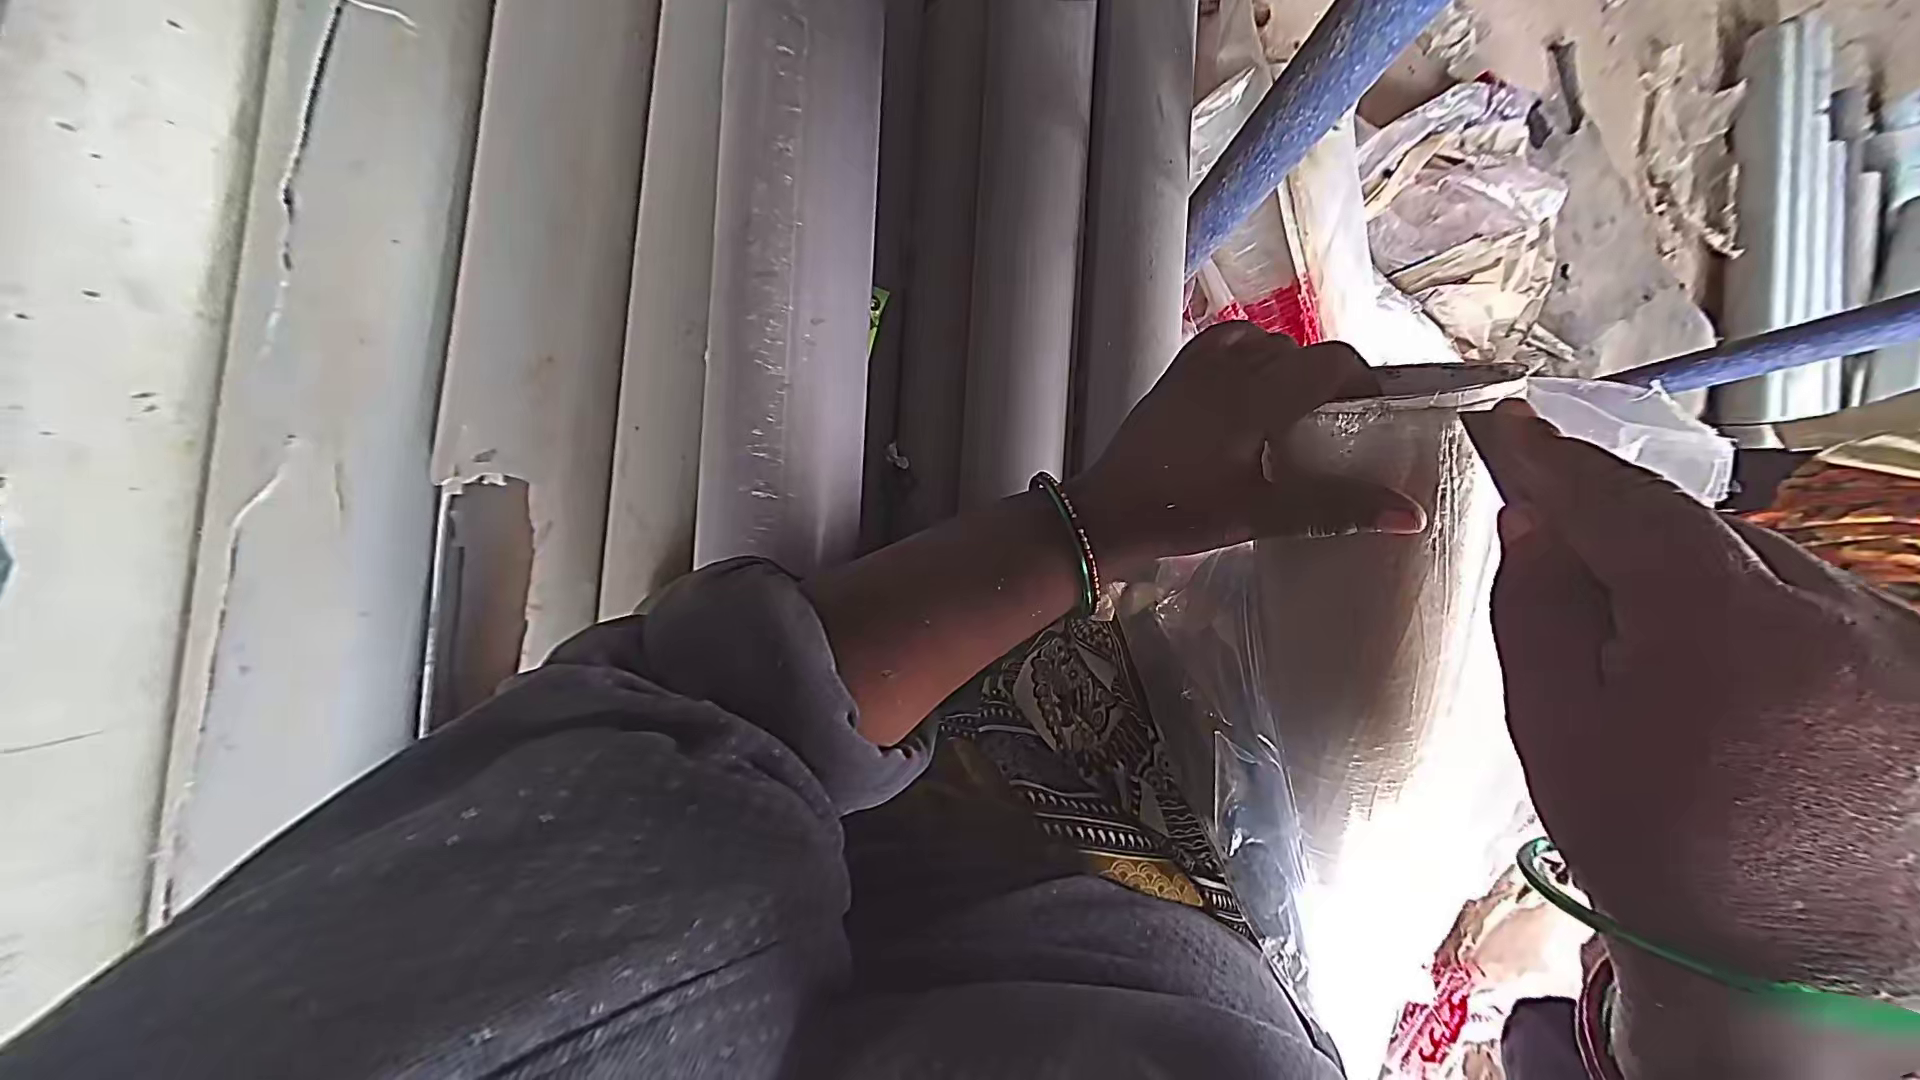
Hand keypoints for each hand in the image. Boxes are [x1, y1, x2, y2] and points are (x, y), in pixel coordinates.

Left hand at [1068, 323, 1427, 579]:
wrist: (1105, 514)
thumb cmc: (1177, 515)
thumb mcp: (1258, 515)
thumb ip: (1333, 508)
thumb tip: (1410, 513)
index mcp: (1251, 396)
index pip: (1331, 363)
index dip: (1363, 383)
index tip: (1371, 416)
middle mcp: (1223, 369)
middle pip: (1298, 351)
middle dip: (1327, 380)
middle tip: (1334, 423)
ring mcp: (1191, 370)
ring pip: (1260, 343)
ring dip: (1285, 366)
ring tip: (1291, 409)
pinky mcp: (1170, 379)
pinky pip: (1219, 344)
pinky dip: (1245, 356)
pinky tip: (1245, 392)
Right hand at [1465, 401, 1919, 995]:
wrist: (1798, 964)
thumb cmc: (1646, 834)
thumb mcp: (1552, 719)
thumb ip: (1538, 606)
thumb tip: (1533, 521)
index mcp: (1729, 626)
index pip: (1622, 502)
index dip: (1553, 456)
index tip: (1504, 423)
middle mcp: (1842, 614)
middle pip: (1691, 525)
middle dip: (1608, 521)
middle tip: (1545, 539)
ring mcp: (1904, 643)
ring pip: (1750, 559)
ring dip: (1672, 566)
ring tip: (1625, 627)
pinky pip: (1804, 598)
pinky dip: (1731, 600)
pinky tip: (1701, 658)